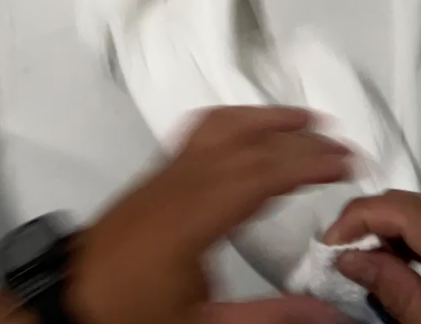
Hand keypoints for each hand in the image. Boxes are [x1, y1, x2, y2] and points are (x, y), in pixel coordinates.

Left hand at [70, 106, 352, 323]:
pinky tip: (248, 124)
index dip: (306, 162)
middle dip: (299, 140)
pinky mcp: (158, 170)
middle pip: (247, 143)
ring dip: (265, 117)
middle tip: (342, 147)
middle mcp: (179, 181)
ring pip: (221, 125)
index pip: (260, 172)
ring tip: (304, 120)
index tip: (344, 161)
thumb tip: (325, 312)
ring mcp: (166, 170)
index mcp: (192, 216)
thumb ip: (271, 316)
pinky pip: (199, 128)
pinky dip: (233, 118)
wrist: (76, 298)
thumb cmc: (130, 309)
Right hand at [325, 192, 420, 323]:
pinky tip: (397, 262)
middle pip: (411, 202)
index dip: (357, 219)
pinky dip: (411, 233)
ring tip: (361, 262)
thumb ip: (402, 297)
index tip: (327, 250)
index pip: (404, 210)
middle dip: (367, 222)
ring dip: (387, 227)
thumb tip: (348, 257)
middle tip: (338, 258)